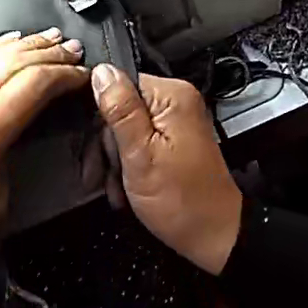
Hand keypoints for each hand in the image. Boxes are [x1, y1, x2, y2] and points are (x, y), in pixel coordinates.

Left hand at [0, 28, 88, 267]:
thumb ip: (12, 149)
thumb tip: (27, 117)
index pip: (30, 85)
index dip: (64, 74)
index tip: (81, 74)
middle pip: (9, 62)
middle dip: (48, 53)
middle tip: (72, 51)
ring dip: (21, 45)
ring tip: (47, 40)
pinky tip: (6, 44)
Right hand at [91, 65, 242, 274]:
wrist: (213, 235)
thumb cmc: (182, 202)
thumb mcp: (140, 155)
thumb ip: (120, 111)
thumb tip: (101, 72)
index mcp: (171, 96)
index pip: (118, 85)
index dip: (100, 119)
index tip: (94, 150)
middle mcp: (177, 102)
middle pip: (120, 109)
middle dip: (105, 146)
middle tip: (99, 176)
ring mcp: (176, 121)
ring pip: (125, 129)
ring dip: (113, 160)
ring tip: (114, 187)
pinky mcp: (174, 139)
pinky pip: (139, 141)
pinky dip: (127, 165)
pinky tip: (123, 188)